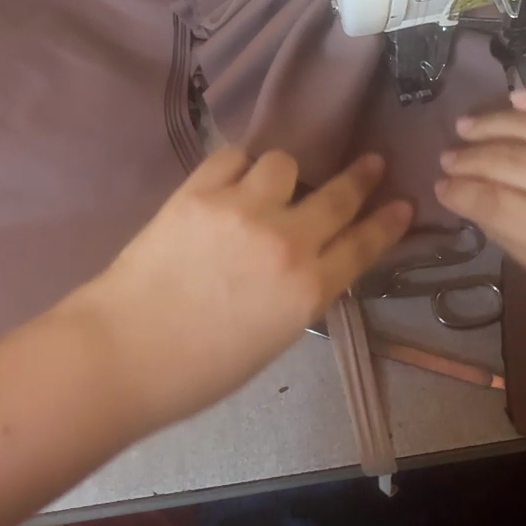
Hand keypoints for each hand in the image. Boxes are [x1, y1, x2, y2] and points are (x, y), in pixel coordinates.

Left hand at [65, 148, 413, 427]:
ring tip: (267, 185)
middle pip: (338, 196)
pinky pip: (233, 157)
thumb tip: (309, 256)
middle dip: (361, 176)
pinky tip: (231, 180)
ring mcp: (243, 209)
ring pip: (283, 163)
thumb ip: (300, 291)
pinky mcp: (201, 190)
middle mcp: (285, 242)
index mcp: (307, 291)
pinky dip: (237, 166)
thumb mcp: (271, 338)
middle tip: (371, 162)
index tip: (402, 201)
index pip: (363, 246)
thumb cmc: (198, 368)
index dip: (388, 222)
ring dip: (281, 174)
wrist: (123, 351)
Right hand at [436, 83, 525, 338]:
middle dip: (467, 158)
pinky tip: (516, 97)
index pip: (493, 201)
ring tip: (464, 127)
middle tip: (445, 158)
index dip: (458, 191)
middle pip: (508, 160)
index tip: (439, 186)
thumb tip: (472, 202)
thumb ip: (514, 238)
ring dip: (492, 124)